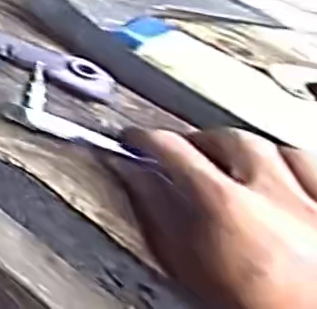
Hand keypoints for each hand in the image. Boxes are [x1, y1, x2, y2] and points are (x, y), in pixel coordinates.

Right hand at [118, 127, 316, 308]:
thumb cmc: (259, 307)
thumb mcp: (188, 264)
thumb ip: (155, 210)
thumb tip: (131, 173)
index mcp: (224, 202)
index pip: (167, 145)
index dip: (141, 138)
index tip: (134, 141)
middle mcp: (277, 198)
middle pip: (233, 141)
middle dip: (205, 142)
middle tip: (190, 151)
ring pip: (292, 156)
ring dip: (263, 156)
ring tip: (247, 166)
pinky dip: (306, 178)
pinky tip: (294, 189)